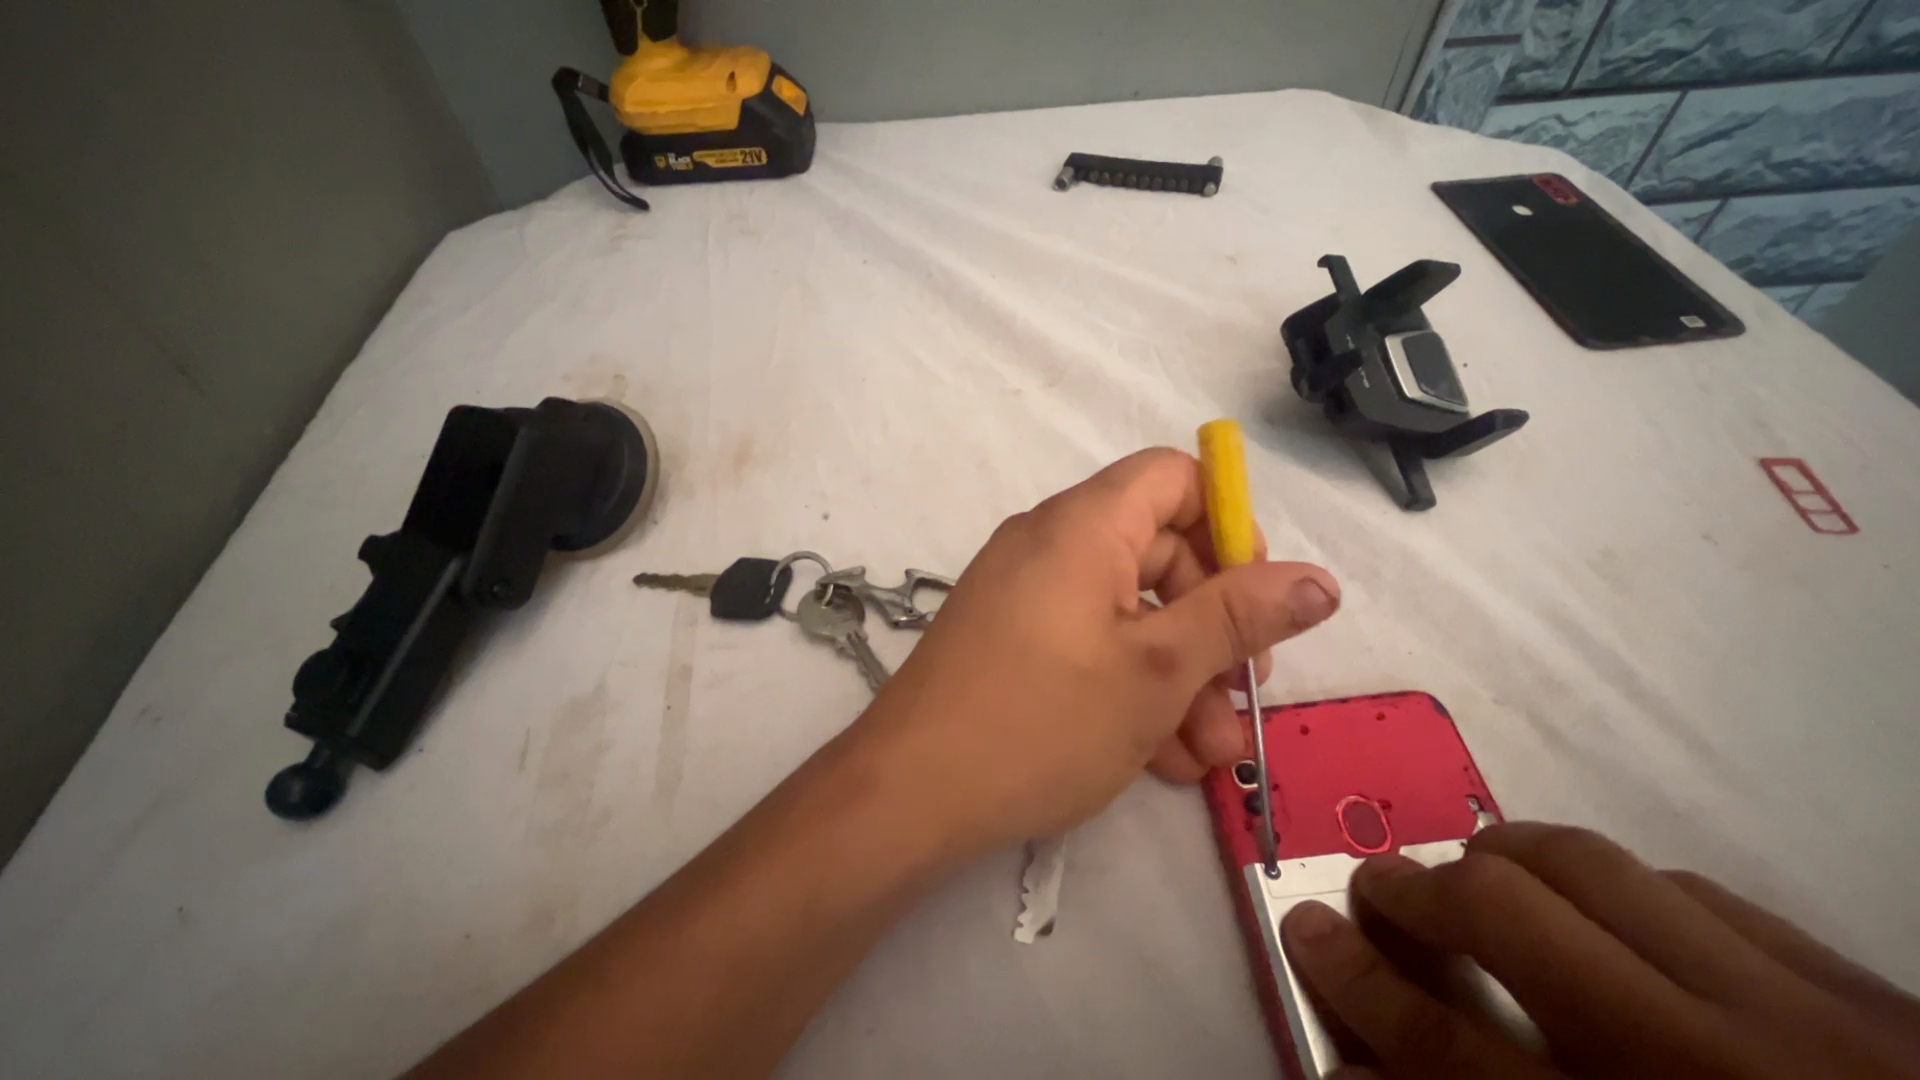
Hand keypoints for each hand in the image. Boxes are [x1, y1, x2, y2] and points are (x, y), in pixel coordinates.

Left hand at [848, 448, 1340, 853]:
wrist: (909, 795)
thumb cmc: (1042, 722)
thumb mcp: (1157, 670)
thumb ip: (1240, 618)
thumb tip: (1320, 579)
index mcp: (1083, 525)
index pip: (1173, 478)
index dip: (1226, 526)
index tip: (1256, 599)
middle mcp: (1050, 545)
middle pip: (1159, 555)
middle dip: (1213, 631)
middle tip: (1244, 700)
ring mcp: (1025, 596)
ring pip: (1129, 615)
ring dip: (1180, 678)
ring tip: (1208, 755)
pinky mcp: (1011, 643)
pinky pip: (1089, 647)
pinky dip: (1129, 690)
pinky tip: (1160, 760)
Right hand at [1281, 822, 1919, 1078]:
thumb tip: (1362, 1067)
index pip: (1448, 1049)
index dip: (1358, 982)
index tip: (1303, 925)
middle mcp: (1702, 1066)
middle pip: (1506, 918)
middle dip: (1419, 890)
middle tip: (1381, 884)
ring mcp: (1800, 1018)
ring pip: (1598, 871)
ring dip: (1513, 860)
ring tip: (1479, 871)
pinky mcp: (1868, 989)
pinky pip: (1701, 893)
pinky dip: (1626, 890)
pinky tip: (1613, 914)